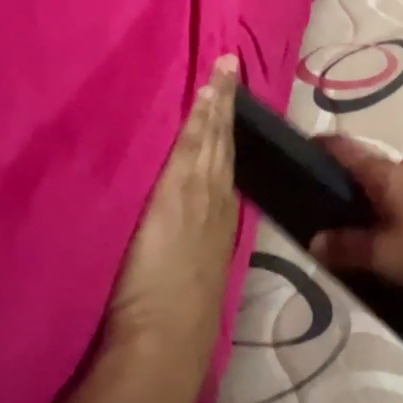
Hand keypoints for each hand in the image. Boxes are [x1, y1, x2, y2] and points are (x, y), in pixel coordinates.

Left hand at [105, 55, 241, 370]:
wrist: (170, 335)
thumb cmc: (182, 319)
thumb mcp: (201, 277)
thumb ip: (200, 250)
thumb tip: (199, 236)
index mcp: (223, 221)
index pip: (227, 168)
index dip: (229, 136)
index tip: (230, 110)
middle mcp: (218, 200)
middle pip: (224, 144)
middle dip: (228, 106)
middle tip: (232, 67)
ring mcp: (200, 192)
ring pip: (212, 137)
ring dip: (217, 103)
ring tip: (222, 70)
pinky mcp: (178, 190)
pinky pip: (193, 144)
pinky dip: (201, 117)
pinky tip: (204, 94)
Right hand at [307, 134, 402, 290]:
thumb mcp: (382, 255)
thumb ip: (346, 247)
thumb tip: (314, 240)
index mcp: (383, 173)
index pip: (345, 148)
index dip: (322, 144)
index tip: (304, 146)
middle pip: (370, 164)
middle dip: (351, 178)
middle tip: (333, 202)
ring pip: (394, 179)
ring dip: (379, 193)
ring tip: (366, 220)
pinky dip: (400, 202)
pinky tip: (401, 226)